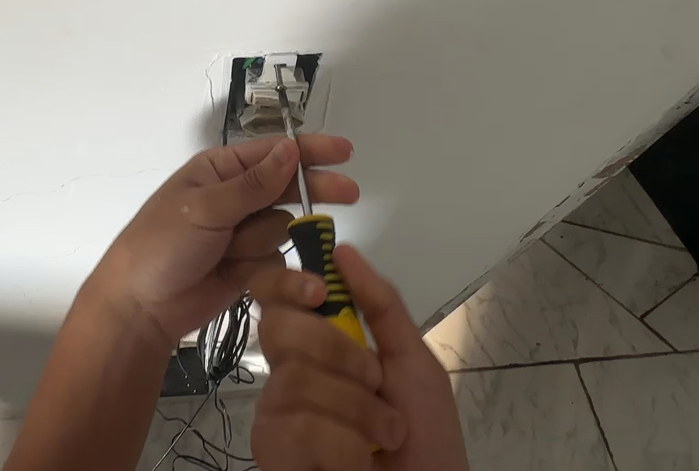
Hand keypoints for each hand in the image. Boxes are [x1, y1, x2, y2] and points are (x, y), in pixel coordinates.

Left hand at [84, 134, 357, 344]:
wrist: (141, 307)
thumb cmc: (163, 244)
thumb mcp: (206, 209)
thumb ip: (253, 185)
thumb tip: (290, 149)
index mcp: (219, 170)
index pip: (272, 153)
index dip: (309, 150)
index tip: (345, 153)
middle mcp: (235, 197)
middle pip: (288, 188)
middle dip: (314, 192)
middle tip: (350, 194)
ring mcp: (243, 233)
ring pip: (282, 231)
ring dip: (263, 245)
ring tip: (231, 258)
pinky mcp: (249, 268)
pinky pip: (278, 265)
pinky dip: (274, 277)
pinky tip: (260, 284)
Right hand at [250, 246, 467, 470]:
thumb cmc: (427, 440)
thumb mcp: (415, 364)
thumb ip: (381, 305)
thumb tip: (341, 248)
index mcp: (315, 341)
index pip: (271, 292)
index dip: (284, 281)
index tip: (320, 291)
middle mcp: (286, 370)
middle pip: (277, 327)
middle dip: (337, 352)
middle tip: (375, 379)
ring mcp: (275, 412)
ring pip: (293, 379)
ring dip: (356, 410)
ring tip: (383, 437)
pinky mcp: (271, 452)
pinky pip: (292, 428)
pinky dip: (340, 447)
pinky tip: (356, 464)